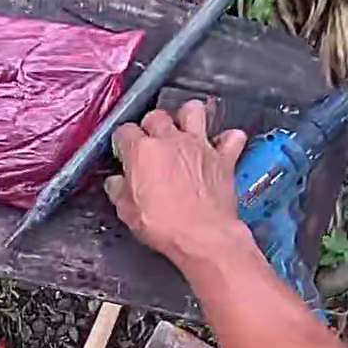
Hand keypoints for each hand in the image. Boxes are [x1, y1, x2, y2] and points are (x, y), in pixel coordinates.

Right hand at [103, 101, 251, 268]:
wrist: (203, 237)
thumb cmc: (166, 226)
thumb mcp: (128, 213)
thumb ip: (119, 191)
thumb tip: (116, 184)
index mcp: (142, 152)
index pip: (125, 132)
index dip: (122, 142)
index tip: (123, 151)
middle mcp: (171, 141)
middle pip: (156, 116)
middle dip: (150, 126)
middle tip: (149, 143)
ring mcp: (199, 146)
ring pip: (193, 110)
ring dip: (187, 117)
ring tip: (183, 130)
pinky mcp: (223, 158)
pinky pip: (231, 137)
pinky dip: (227, 139)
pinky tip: (219, 147)